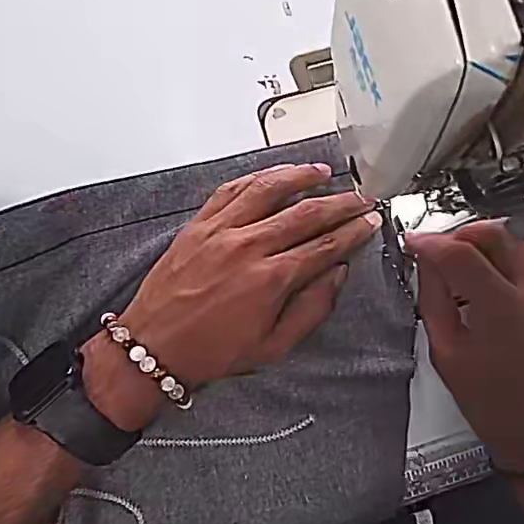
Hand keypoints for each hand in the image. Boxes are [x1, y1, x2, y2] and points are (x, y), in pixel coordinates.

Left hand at [85, 163, 381, 428]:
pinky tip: (273, 175)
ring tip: (322, 172)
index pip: (324, 244)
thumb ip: (311, 309)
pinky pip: (232, 190)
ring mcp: (220, 232)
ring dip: (301, 176)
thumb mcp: (272, 346)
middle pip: (305, 212)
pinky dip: (257, 178)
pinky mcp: (198, 226)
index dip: (353, 231)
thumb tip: (337, 276)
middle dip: (339, 202)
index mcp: (269, 280)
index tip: (368, 222)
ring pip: (269, 189)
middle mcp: (247, 248)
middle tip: (359, 198)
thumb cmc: (209, 351)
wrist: (155, 348)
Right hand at [410, 222, 523, 473]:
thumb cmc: (497, 405)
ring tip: (471, 253)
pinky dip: (521, 248)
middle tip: (443, 248)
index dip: (432, 243)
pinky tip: (501, 262)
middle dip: (462, 234)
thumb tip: (428, 265)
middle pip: (498, 233)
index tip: (418, 242)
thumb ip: (434, 299)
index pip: (462, 254)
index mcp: (505, 313)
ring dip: (493, 236)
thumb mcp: (446, 353)